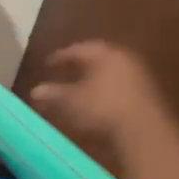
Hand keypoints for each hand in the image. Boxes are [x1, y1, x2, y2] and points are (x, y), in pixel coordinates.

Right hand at [27, 41, 171, 144]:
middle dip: (78, 64)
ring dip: (92, 76)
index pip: (78, 49)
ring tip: (78, 86)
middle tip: (64, 71)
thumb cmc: (102, 108)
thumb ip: (53, 94)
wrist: (142, 128)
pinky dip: (104, 87)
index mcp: (104, 54)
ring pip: (108, 70)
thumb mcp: (71, 102)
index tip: (47, 63)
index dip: (60, 56)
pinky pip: (118, 82)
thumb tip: (34, 91)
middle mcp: (122, 58)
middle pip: (96, 57)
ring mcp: (136, 73)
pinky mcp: (144, 90)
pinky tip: (96, 98)